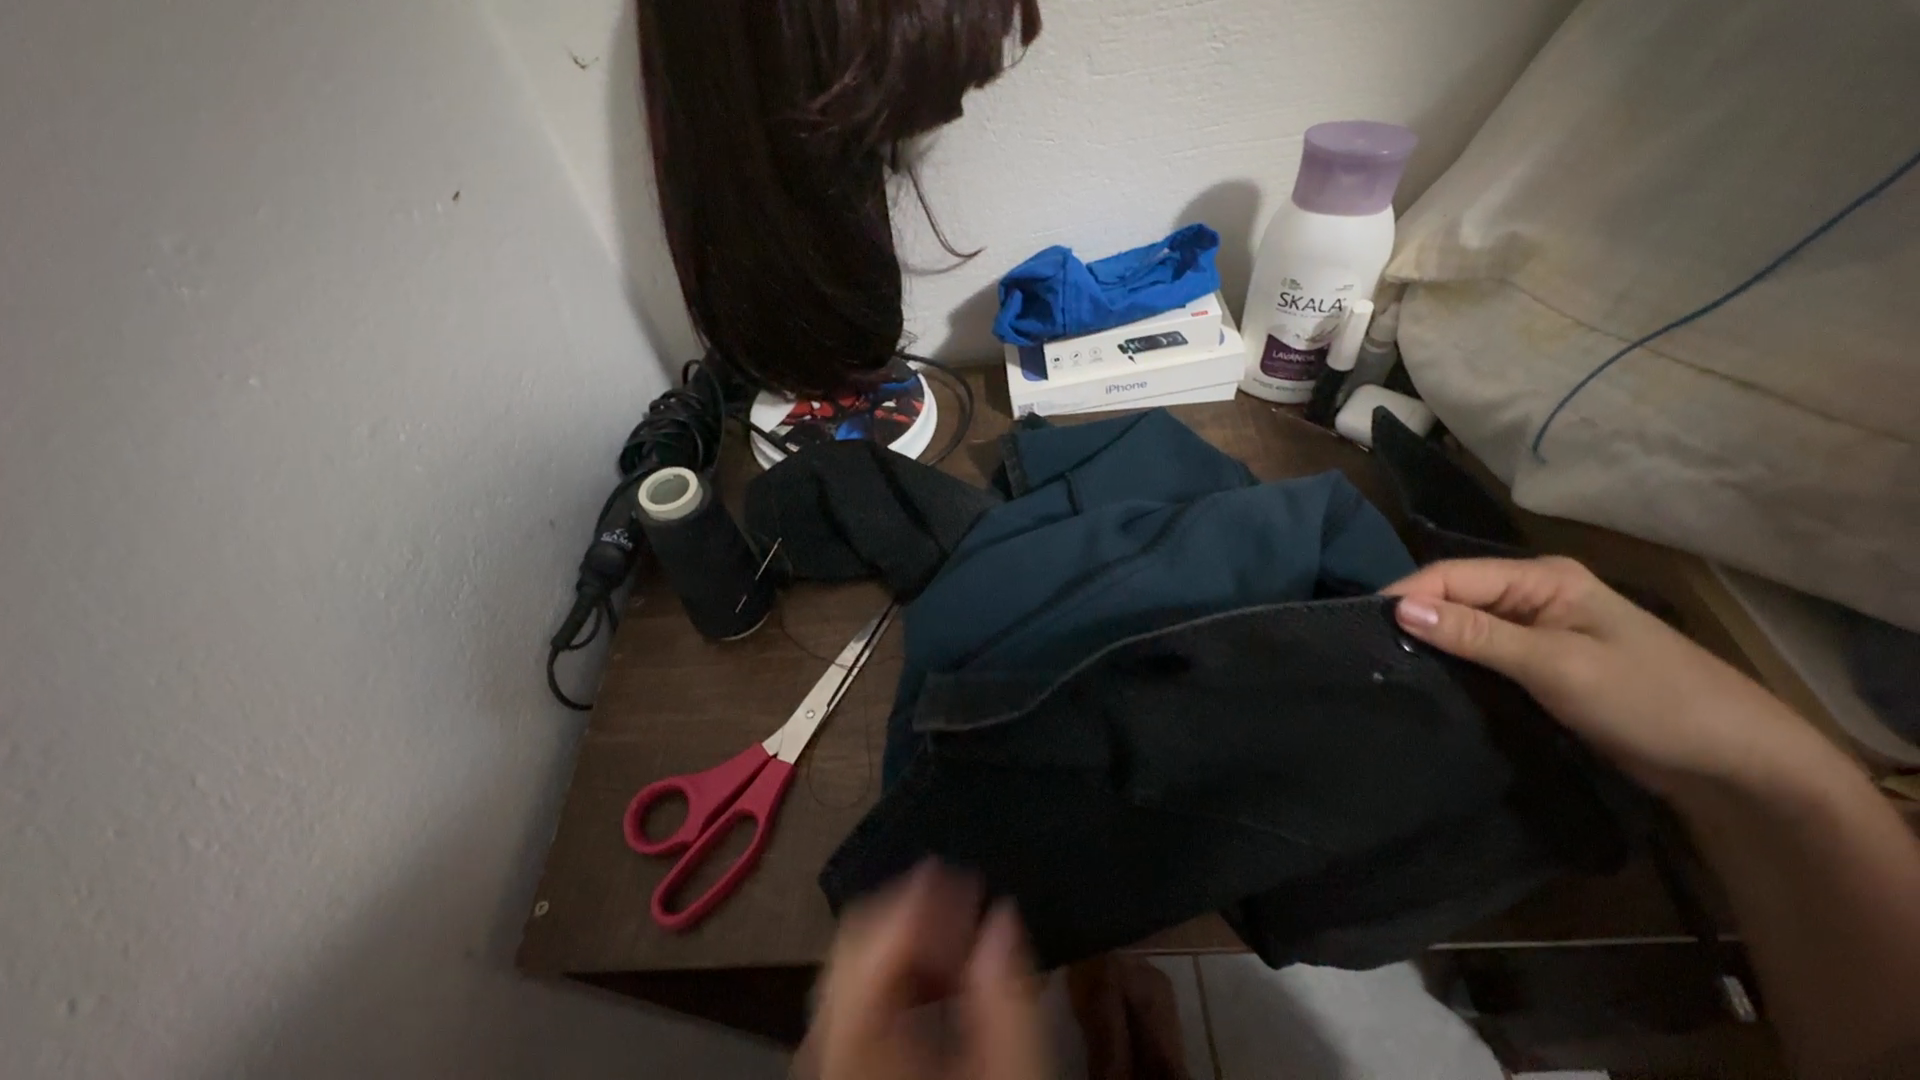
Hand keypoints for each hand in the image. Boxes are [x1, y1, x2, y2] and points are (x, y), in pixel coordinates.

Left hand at [798, 862, 1051, 1079]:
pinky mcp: (841, 1074)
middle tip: (969, 907)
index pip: (866, 947)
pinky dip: (895, 976)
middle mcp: (828, 1051)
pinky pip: (854, 1001)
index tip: (968, 882)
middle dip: (910, 916)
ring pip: (849, 972)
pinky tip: (938, 981)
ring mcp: (829, 1065)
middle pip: (850, 951)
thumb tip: (1004, 918)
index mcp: (860, 1052)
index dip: (915, 902)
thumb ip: (1012, 999)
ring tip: (961, 941)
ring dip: (904, 943)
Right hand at [1383, 557, 1833, 797]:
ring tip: (1382, 667)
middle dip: (1410, 619)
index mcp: (1543, 579)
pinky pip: (1482, 655)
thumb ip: (1478, 637)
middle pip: (1454, 597)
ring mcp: (1540, 632)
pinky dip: (1454, 665)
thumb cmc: (1650, 701)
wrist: (1734, 763)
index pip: (1452, 576)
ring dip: (1430, 645)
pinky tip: (1427, 682)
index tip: (1357, 628)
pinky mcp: (1541, 667)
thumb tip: (1400, 610)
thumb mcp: (1558, 666)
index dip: (1405, 596)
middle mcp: (1536, 596)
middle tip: (1362, 653)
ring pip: (1464, 628)